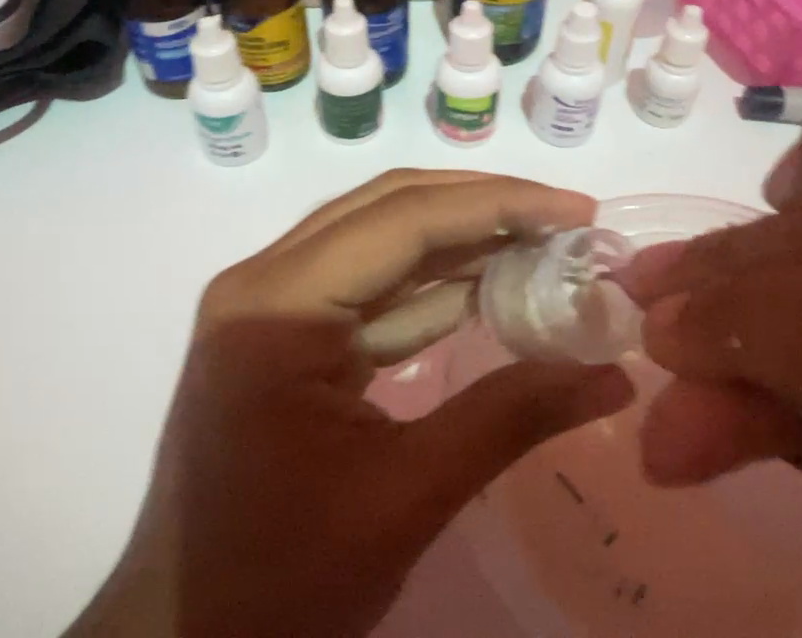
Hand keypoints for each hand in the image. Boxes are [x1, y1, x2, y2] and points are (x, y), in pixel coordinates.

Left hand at [67, 170, 633, 637]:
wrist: (188, 634)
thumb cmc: (284, 573)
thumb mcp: (408, 493)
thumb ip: (510, 418)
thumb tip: (613, 376)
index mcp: (277, 306)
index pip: (402, 221)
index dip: (498, 205)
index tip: (579, 211)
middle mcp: (264, 284)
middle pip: (386, 212)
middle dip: (483, 208)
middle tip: (568, 221)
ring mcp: (270, 310)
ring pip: (379, 243)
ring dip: (462, 242)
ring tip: (546, 247)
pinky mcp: (284, 340)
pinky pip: (368, 291)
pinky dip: (433, 287)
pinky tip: (493, 289)